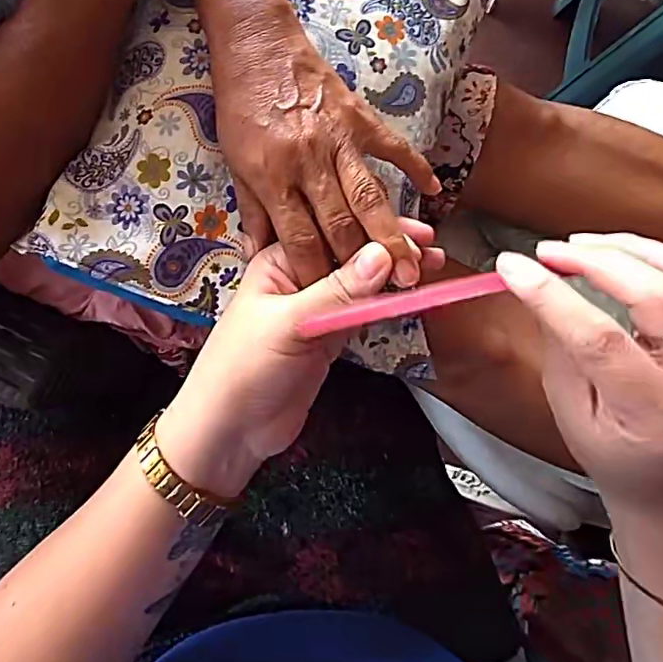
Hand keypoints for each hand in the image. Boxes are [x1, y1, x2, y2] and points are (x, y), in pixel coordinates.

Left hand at [155, 217, 445, 495]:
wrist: (229, 430)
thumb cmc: (242, 368)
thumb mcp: (290, 324)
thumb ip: (336, 291)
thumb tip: (381, 254)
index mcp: (277, 262)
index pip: (331, 235)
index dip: (372, 232)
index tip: (413, 234)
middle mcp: (296, 279)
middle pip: (349, 257)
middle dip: (389, 250)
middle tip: (430, 248)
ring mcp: (313, 309)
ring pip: (360, 285)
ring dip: (394, 277)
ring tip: (432, 266)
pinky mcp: (326, 338)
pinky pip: (362, 314)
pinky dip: (387, 305)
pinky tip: (411, 296)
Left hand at [213, 28, 441, 287]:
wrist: (256, 47)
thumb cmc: (240, 107)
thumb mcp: (234, 161)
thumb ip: (251, 209)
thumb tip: (256, 252)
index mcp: (271, 178)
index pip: (298, 238)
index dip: (318, 273)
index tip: (333, 299)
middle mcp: (307, 163)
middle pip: (340, 224)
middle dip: (365, 265)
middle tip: (391, 295)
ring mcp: (337, 139)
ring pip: (370, 195)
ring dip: (393, 233)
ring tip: (414, 264)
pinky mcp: (359, 117)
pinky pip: (393, 147)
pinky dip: (415, 167)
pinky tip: (433, 191)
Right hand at [495, 230, 662, 509]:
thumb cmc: (608, 447)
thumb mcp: (566, 406)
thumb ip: (560, 342)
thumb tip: (536, 281)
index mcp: (656, 414)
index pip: (600, 340)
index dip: (550, 294)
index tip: (511, 265)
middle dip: (598, 262)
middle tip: (550, 251)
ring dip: (640, 250)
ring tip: (591, 245)